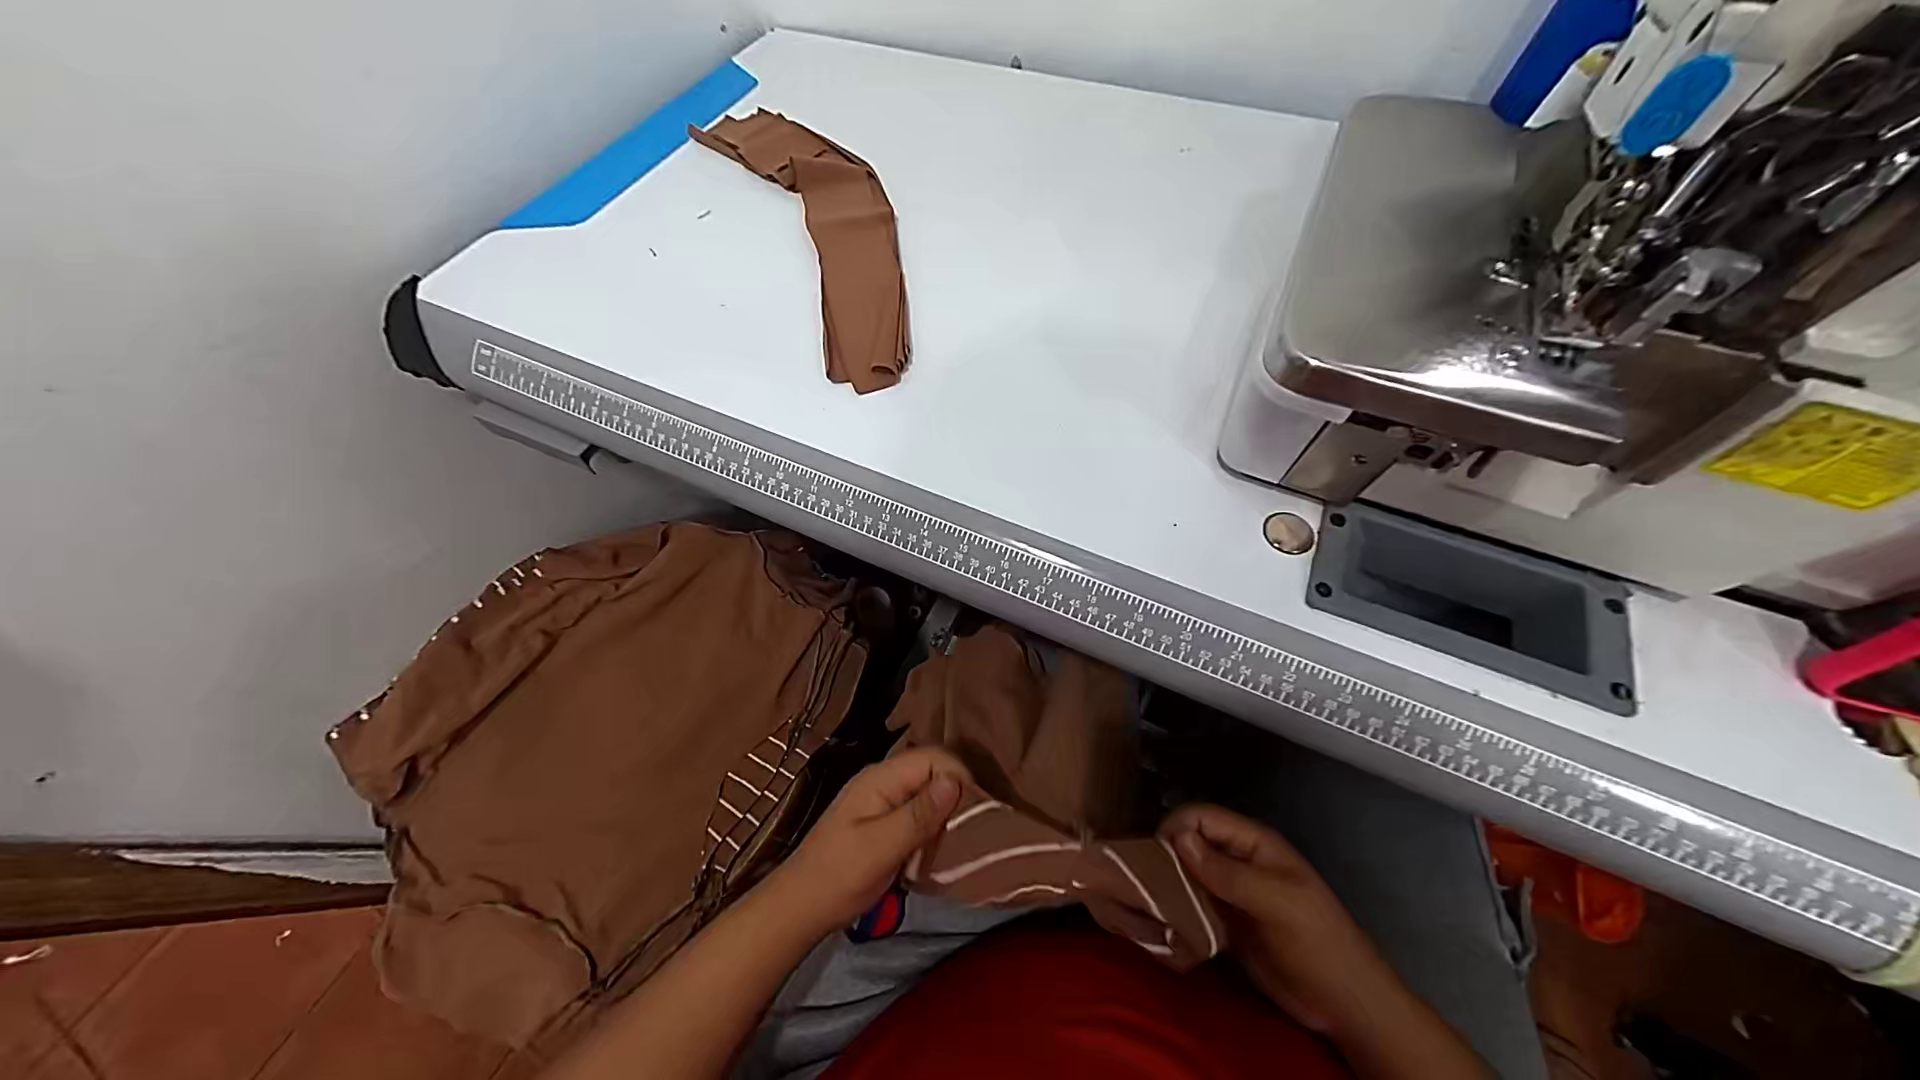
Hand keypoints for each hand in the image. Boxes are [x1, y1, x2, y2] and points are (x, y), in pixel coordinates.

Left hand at [769, 748, 969, 933]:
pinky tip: (935, 850)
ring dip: (943, 816)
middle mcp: (883, 781)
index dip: (958, 778)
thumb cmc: (838, 876)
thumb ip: (918, 814)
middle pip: (932, 772)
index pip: (933, 758)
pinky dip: (930, 828)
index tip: (976, 813)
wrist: (798, 908)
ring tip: (955, 844)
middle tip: (970, 832)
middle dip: (954, 797)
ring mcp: (881, 801)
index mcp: (880, 779)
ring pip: (927, 793)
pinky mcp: (882, 822)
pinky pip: (917, 813)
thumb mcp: (881, 847)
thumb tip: (954, 782)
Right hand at [1162, 803, 1405, 1037]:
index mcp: (1253, 843)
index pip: (1201, 817)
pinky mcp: (1225, 923)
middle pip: (1189, 843)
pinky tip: (1165, 925)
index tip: (1153, 857)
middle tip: (1146, 885)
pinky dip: (1176, 912)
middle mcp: (1237, 861)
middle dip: (1166, 858)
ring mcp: (1230, 893)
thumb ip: (1228, 872)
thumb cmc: (1318, 944)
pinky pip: (1191, 906)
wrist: (1347, 1006)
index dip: (1176, 829)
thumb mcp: (1277, 904)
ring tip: (1149, 906)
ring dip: (1167, 887)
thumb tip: (1179, 839)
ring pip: (1186, 875)